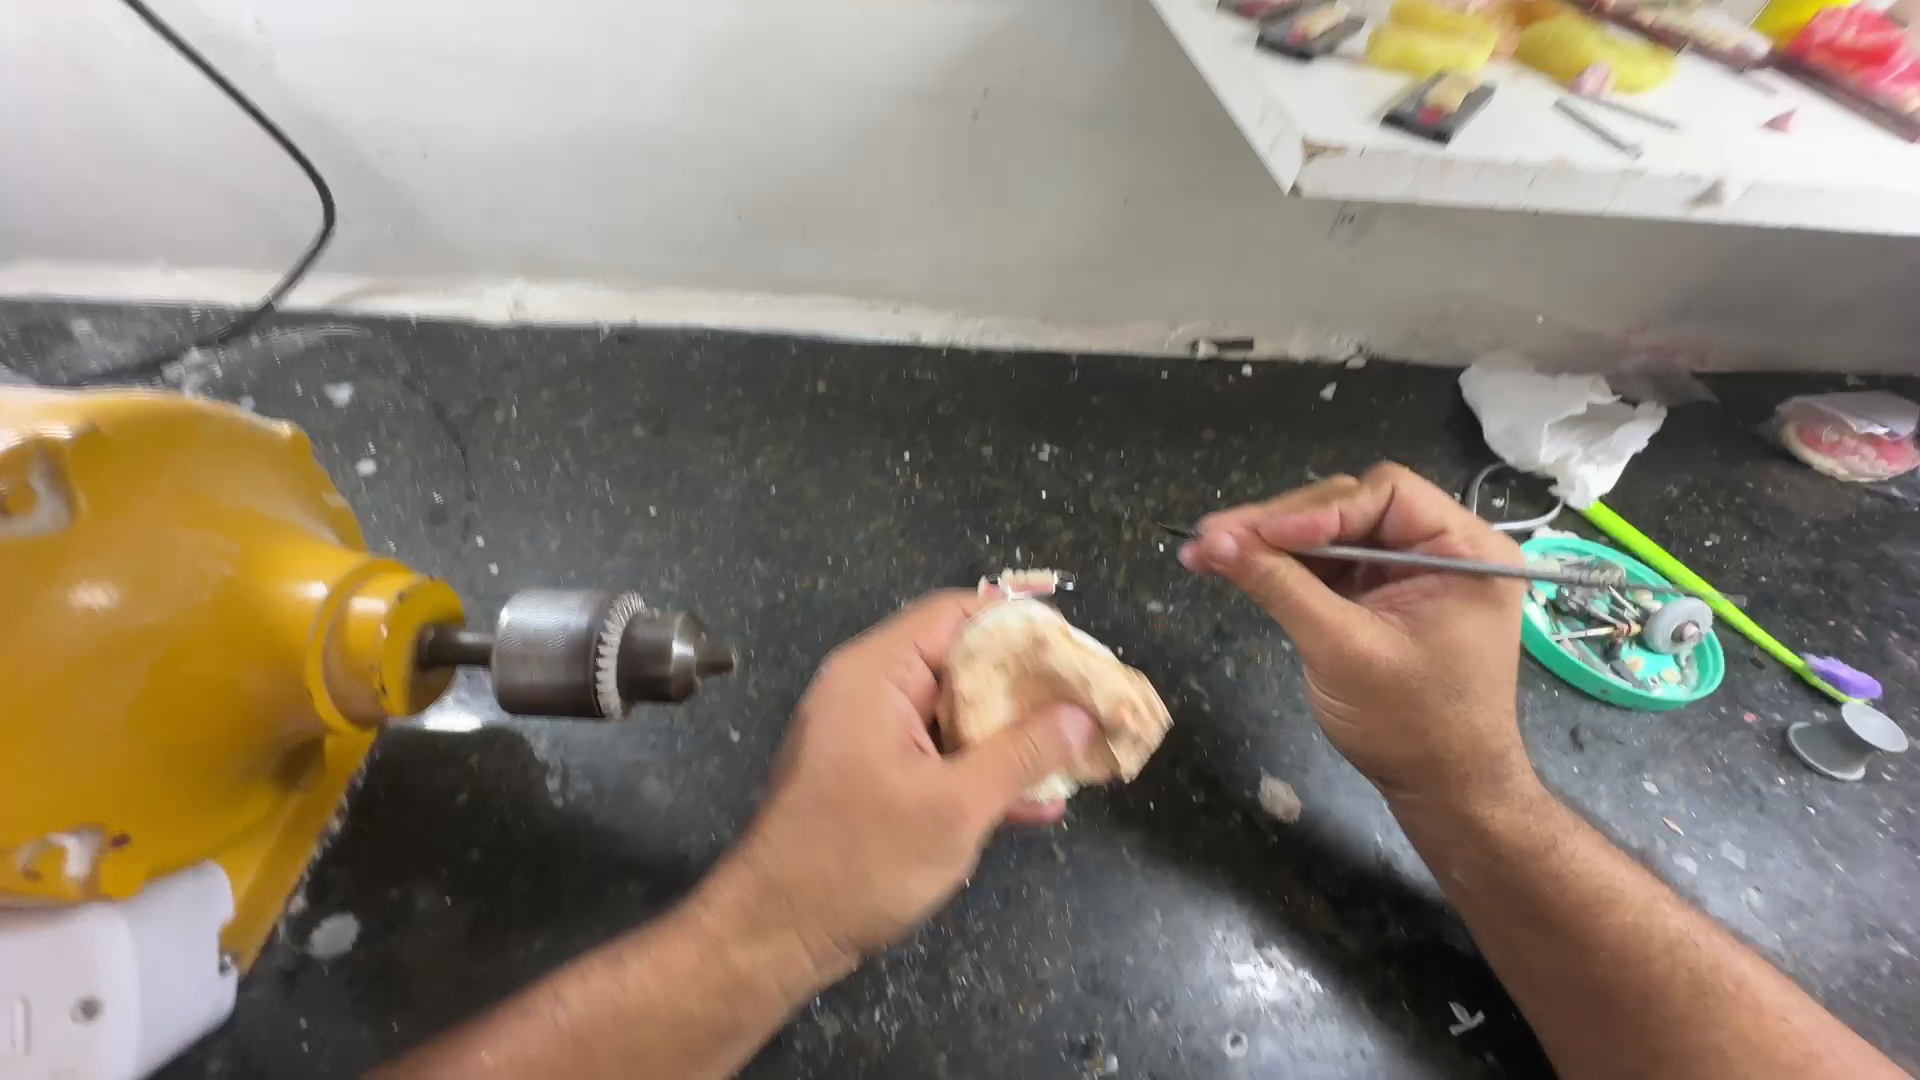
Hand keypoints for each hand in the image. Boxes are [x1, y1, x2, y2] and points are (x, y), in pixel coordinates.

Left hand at [723, 591, 1096, 975]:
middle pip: (957, 659)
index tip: (1070, 646)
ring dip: (1007, 731)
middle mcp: (869, 687)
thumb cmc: (859, 860)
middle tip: (1081, 699)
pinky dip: (978, 765)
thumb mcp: (955, 807)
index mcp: (877, 672)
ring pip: (952, 709)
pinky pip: (936, 749)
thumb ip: (1023, 754)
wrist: (773, 934)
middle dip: (1022, 682)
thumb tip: (1082, 715)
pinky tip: (1034, 800)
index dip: (1017, 622)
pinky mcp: (872, 769)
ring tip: (1071, 748)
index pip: (954, 613)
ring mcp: (868, 730)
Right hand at [1179, 462, 1535, 810]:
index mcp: (1463, 550)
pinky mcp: (1370, 592)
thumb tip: (1212, 541)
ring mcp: (1399, 569)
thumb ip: (1279, 586)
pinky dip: (1274, 565)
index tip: (1260, 536)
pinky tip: (1228, 564)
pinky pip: (1318, 563)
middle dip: (1277, 524)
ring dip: (1264, 542)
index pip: (1384, 494)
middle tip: (1211, 536)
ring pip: (1323, 532)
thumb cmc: (1409, 723)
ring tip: (1204, 549)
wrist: (1438, 787)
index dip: (1318, 508)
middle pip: (1346, 507)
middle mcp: (1435, 547)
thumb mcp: (1341, 648)